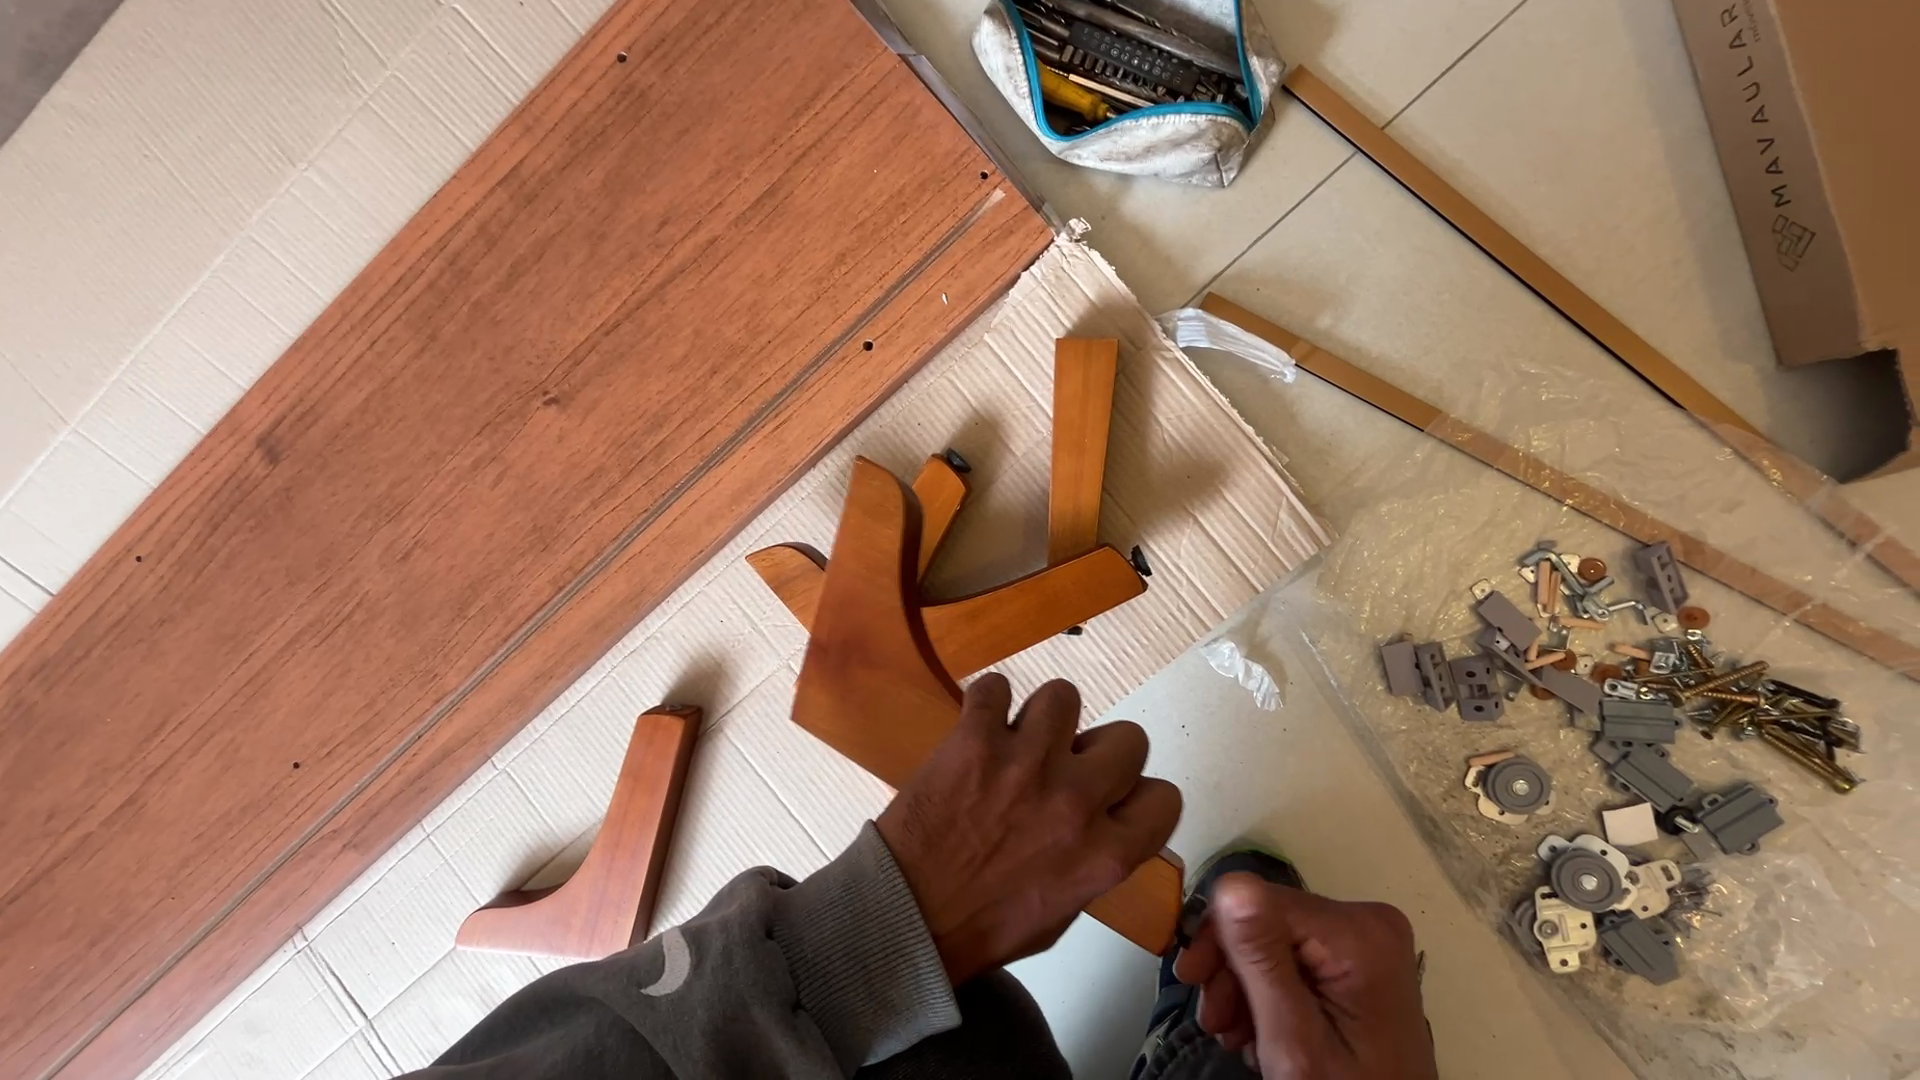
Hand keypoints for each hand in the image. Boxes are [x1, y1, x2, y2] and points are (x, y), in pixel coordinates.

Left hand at [876, 673, 1181, 985]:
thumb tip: (1106, 819)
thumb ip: (1096, 860)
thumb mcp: (1063, 910)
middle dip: (1098, 750)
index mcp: (1104, 854)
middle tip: (1064, 766)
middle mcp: (1076, 800)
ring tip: (1019, 738)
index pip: (1164, 797)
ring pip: (1065, 695)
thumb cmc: (986, 923)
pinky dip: (987, 700)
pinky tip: (980, 724)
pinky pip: (996, 687)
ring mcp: (1026, 763)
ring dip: (1044, 717)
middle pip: (1129, 737)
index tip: (1112, 797)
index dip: (1138, 794)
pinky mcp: (976, 739)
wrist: (908, 915)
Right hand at [1175, 874, 1435, 1078]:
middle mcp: (1366, 920)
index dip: (1217, 936)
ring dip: (1242, 981)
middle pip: (1263, 916)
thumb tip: (1231, 886)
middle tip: (1215, 1019)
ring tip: (1234, 1031)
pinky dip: (1267, 986)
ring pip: (1271, 934)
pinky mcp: (1359, 955)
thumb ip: (1262, 961)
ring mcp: (1365, 938)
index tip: (1192, 982)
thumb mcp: (1295, 1041)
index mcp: (1358, 932)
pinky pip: (1293, 951)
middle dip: (1230, 967)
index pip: (1256, 898)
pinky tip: (1259, 1024)